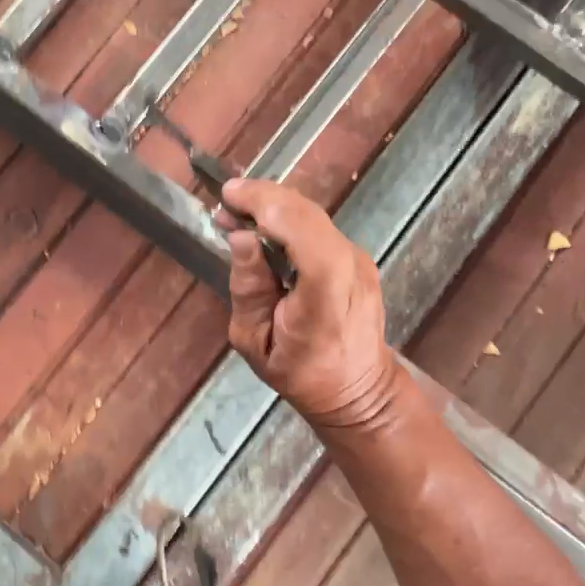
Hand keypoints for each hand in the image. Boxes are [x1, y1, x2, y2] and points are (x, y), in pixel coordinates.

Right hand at [220, 178, 412, 432]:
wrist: (358, 389)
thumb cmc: (301, 373)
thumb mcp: (255, 342)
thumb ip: (248, 289)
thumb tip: (240, 238)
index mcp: (326, 301)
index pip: (307, 240)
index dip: (269, 209)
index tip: (230, 196)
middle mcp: (351, 271)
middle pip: (309, 217)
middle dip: (264, 198)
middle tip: (225, 199)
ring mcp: (359, 260)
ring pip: (314, 215)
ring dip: (273, 204)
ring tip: (237, 209)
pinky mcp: (356, 256)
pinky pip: (317, 225)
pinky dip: (286, 215)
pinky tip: (261, 223)